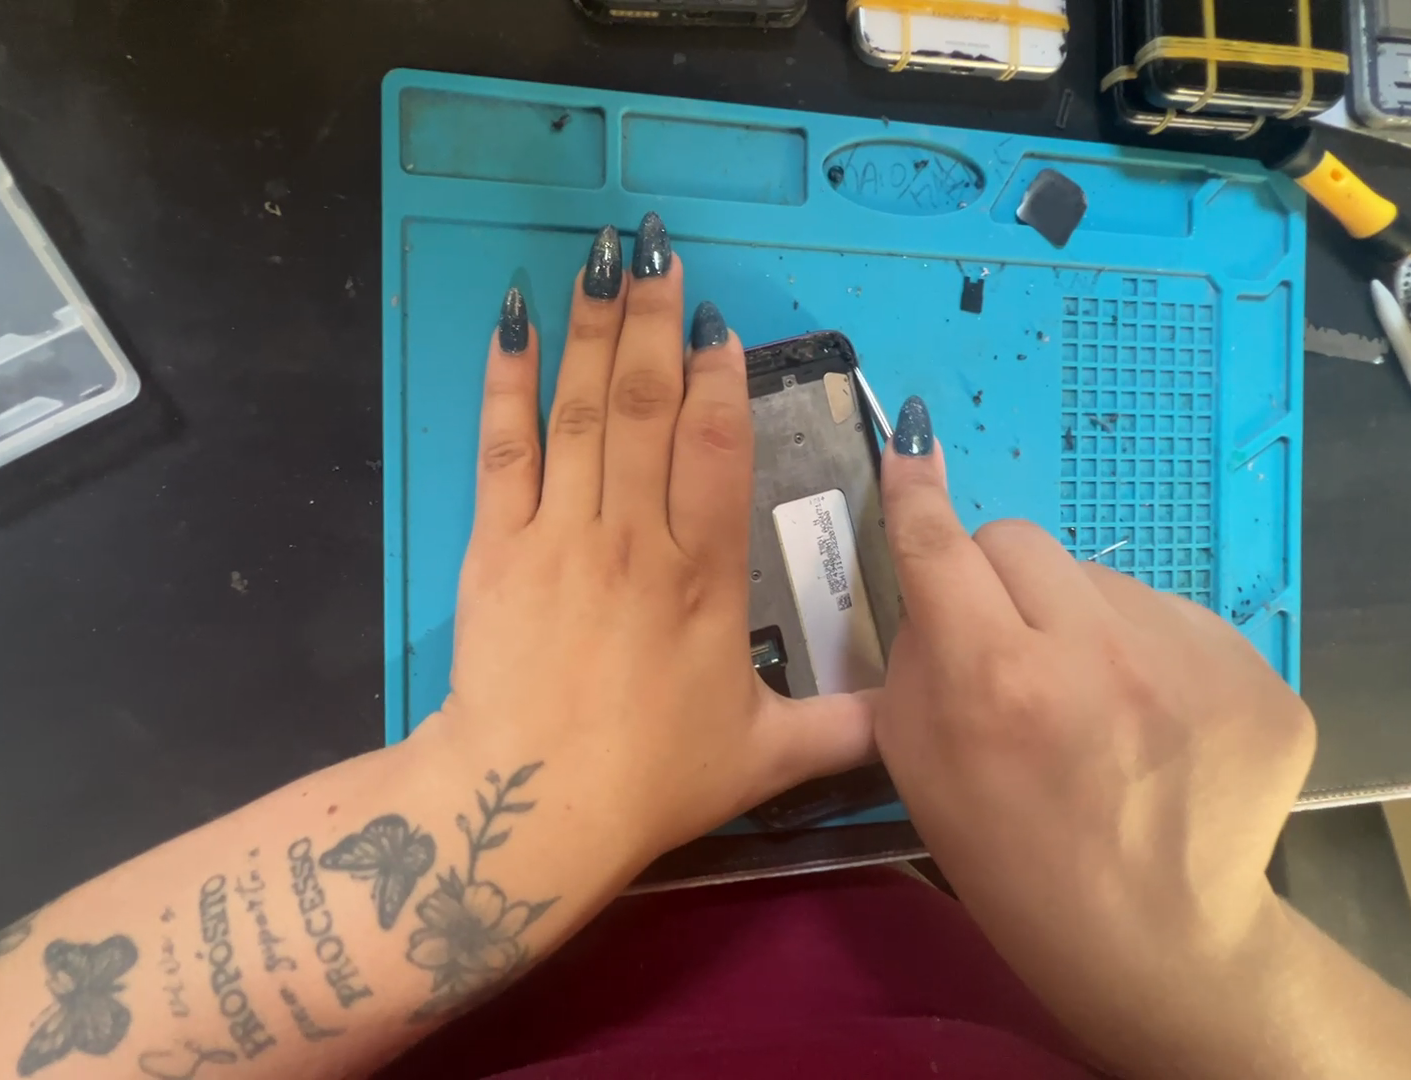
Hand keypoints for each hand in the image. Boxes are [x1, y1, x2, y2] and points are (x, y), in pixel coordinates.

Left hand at [414, 214, 873, 871]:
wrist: (531, 807)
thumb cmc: (649, 779)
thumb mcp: (763, 758)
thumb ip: (845, 730)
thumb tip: (914, 721)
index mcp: (702, 576)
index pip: (716, 451)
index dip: (720, 379)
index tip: (718, 322)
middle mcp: (633, 536)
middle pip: (646, 407)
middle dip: (653, 321)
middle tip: (656, 247)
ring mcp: (558, 533)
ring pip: (580, 411)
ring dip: (591, 329)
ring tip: (598, 258)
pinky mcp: (495, 544)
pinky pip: (501, 449)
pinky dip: (506, 384)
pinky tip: (512, 324)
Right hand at [872, 396, 1315, 1072]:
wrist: (1146, 931)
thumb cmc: (997, 843)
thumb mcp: (908, 751)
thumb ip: (914, 646)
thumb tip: (937, 570)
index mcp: (995, 678)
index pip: (941, 547)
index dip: (916, 495)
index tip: (909, 444)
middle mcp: (1095, 653)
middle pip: (1019, 536)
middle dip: (993, 573)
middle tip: (1002, 639)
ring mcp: (1192, 660)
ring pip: (1094, 572)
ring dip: (1069, 610)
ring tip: (1082, 688)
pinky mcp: (1259, 674)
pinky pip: (1165, 610)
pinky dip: (1137, 640)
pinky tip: (1142, 706)